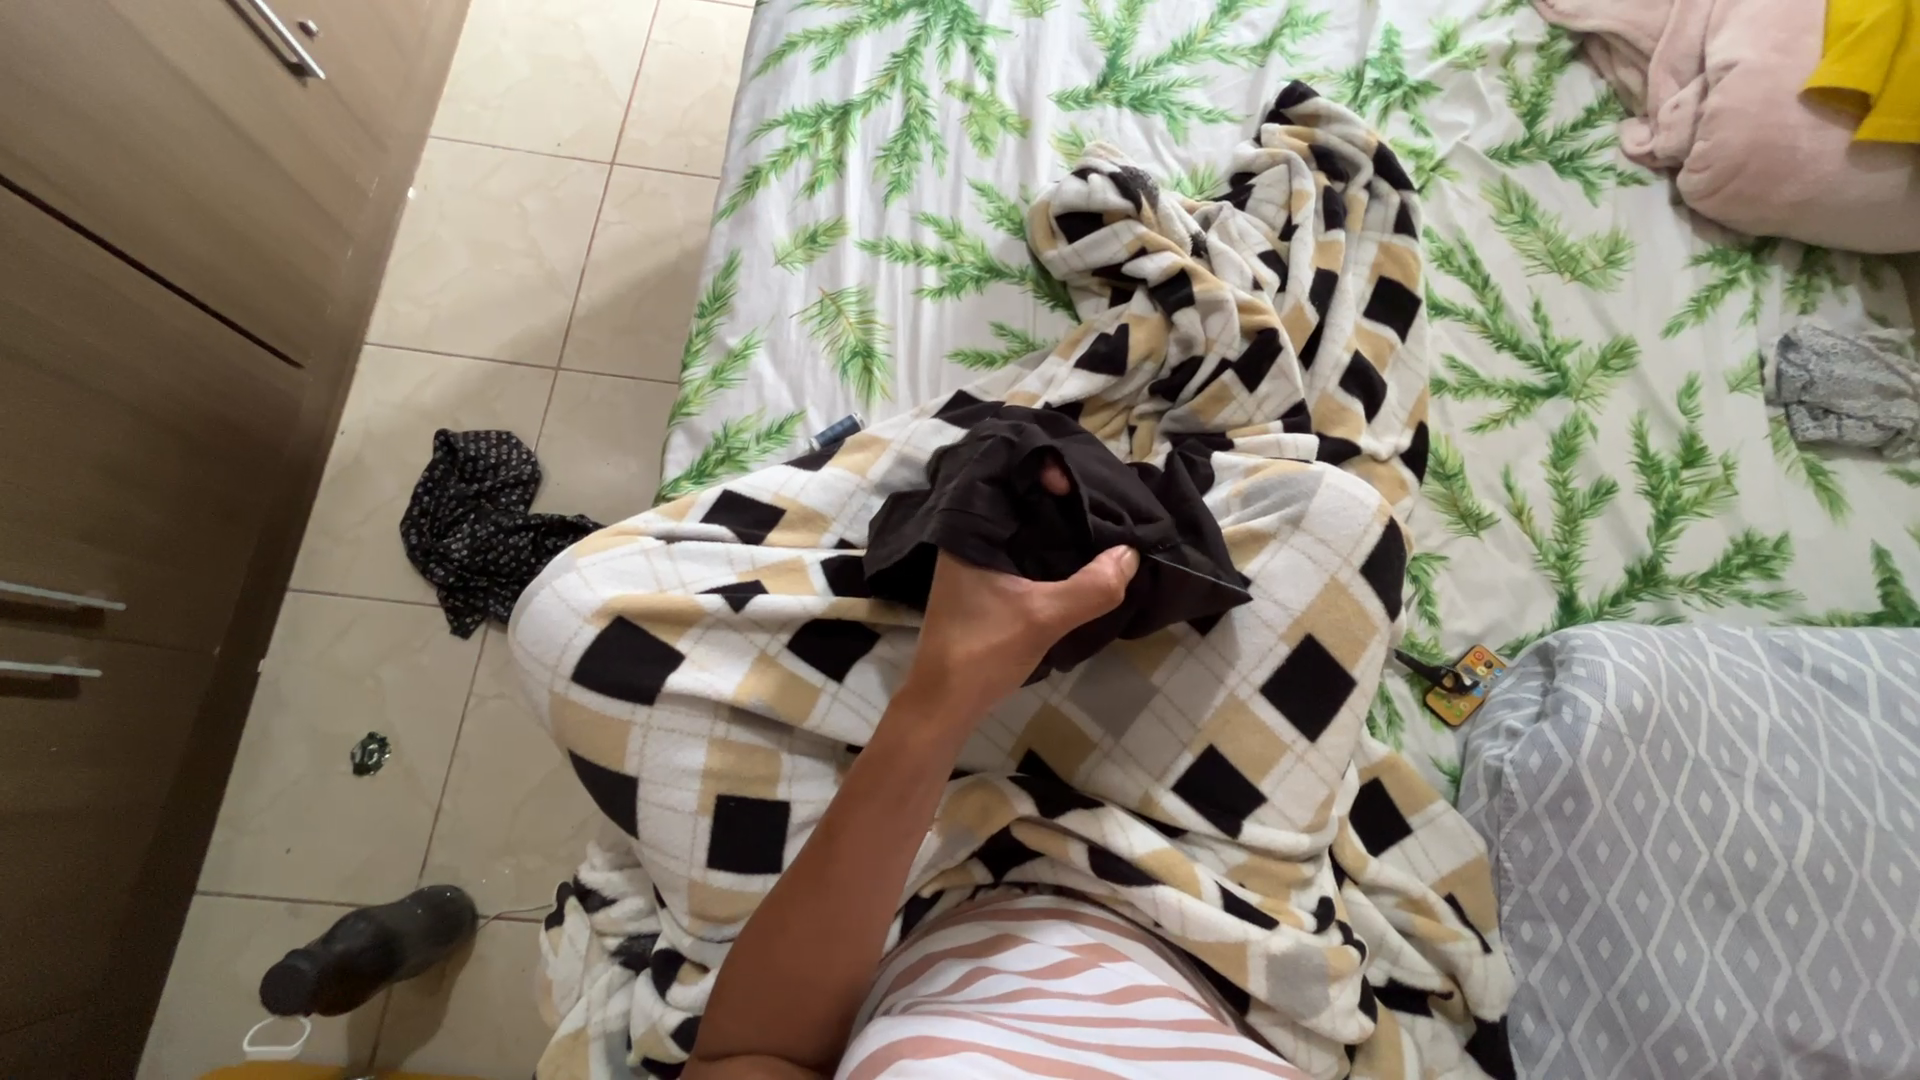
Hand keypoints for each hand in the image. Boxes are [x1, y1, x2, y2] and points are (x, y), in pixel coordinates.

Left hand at [898, 459, 1139, 727]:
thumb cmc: (982, 652)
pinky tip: (1075, 558)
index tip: (1073, 484)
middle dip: (1054, 496)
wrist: (944, 704)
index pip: (1002, 474)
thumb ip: (1091, 587)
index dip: (1039, 467)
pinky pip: (1020, 552)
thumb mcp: (1042, 618)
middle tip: (1097, 498)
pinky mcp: (984, 586)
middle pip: (1015, 500)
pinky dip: (1045, 550)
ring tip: (1094, 522)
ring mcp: (974, 563)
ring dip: (1052, 526)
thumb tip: (1130, 554)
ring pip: (1019, 528)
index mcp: (968, 531)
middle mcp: (967, 539)